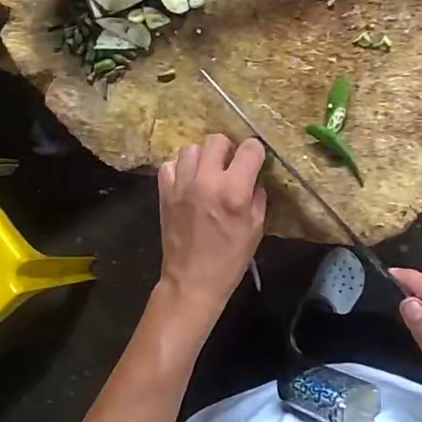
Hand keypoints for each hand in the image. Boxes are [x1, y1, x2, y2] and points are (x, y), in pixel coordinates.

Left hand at [157, 133, 265, 317]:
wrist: (191, 281)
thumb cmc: (229, 260)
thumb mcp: (256, 229)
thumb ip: (257, 198)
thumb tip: (254, 180)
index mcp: (233, 190)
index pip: (249, 148)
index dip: (255, 153)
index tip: (255, 163)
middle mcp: (206, 181)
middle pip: (216, 140)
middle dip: (228, 150)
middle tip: (230, 167)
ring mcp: (181, 185)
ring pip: (191, 149)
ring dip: (203, 157)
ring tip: (208, 174)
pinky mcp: (164, 193)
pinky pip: (170, 165)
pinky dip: (180, 169)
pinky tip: (188, 182)